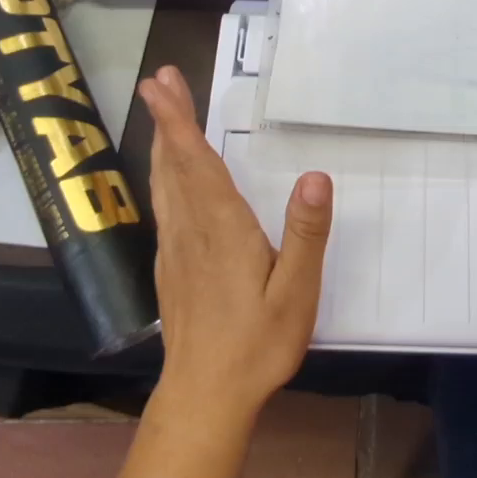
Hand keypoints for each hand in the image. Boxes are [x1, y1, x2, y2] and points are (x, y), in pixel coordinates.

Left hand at [138, 65, 333, 423]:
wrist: (205, 396)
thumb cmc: (256, 343)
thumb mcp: (295, 291)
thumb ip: (306, 233)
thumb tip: (316, 175)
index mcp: (222, 229)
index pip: (197, 164)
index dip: (179, 121)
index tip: (162, 85)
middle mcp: (191, 230)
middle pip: (174, 165)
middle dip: (167, 119)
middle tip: (160, 80)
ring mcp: (176, 248)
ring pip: (165, 184)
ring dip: (163, 143)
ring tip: (163, 113)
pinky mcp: (172, 266)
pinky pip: (166, 205)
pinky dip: (165, 174)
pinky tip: (171, 176)